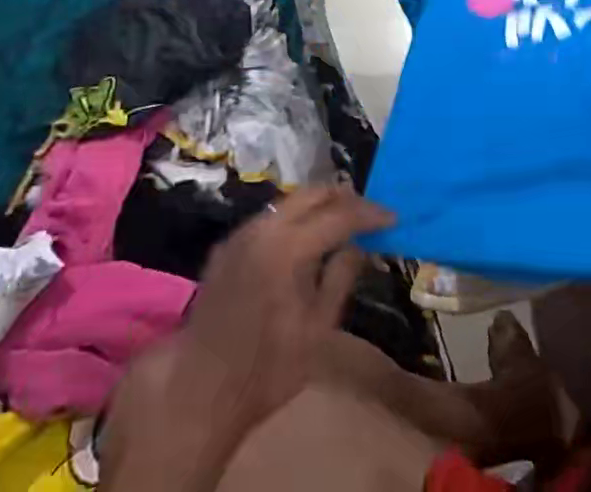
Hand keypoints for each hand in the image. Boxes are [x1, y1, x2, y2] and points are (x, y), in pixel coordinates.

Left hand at [104, 185, 393, 490]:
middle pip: (312, 194)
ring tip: (344, 221)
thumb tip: (358, 246)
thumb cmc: (266, 369)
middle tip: (370, 213)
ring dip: (320, 204)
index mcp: (287, 249)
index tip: (393, 218)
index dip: (370, 214)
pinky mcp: (226, 249)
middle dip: (345, 198)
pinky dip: (296, 217)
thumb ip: (341, 278)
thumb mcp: (318, 328)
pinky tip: (308, 237)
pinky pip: (270, 217)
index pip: (340, 215)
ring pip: (289, 201)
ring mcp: (239, 237)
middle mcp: (261, 231)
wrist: (197, 395)